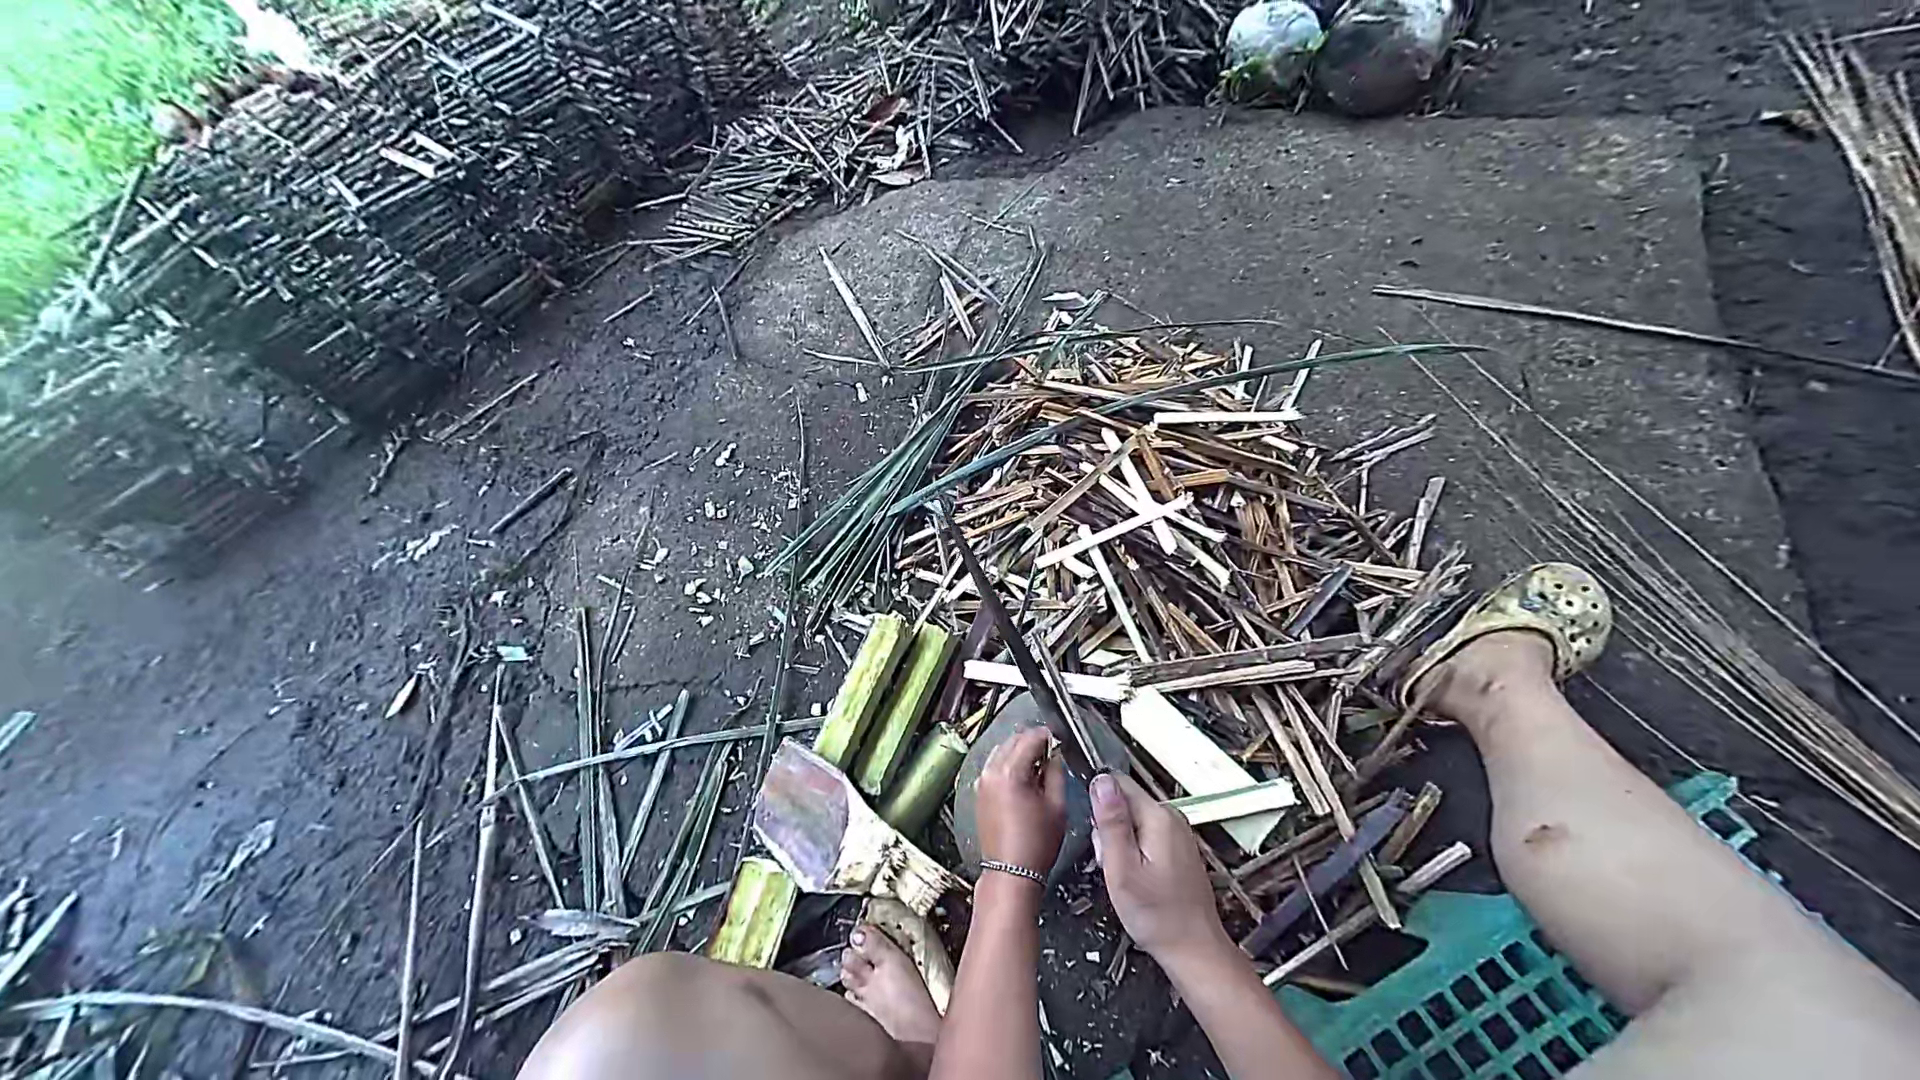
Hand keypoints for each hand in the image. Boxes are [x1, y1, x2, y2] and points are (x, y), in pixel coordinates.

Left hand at [976, 728, 1066, 876]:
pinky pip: (994, 767)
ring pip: (1001, 752)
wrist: (1011, 872)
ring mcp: (982, 783)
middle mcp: (991, 773)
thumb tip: (1054, 755)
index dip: (1046, 735)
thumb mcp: (1057, 805)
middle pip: (1012, 741)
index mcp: (1010, 773)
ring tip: (1038, 766)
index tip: (1056, 738)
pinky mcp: (980, 793)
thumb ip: (1056, 773)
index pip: (1029, 739)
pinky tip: (1023, 778)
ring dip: (1019, 752)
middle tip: (1050, 750)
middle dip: (1032, 741)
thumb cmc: (1034, 845)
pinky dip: (1008, 765)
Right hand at [1092, 772, 1231, 964]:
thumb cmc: (1158, 916)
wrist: (1194, 950)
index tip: (1100, 837)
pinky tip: (1138, 877)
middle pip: (1123, 802)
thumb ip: (1110, 821)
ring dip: (1120, 843)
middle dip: (1109, 828)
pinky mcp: (1177, 846)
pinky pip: (1144, 834)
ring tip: (1126, 875)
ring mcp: (1177, 832)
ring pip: (1131, 819)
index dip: (1099, 806)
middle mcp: (1171, 817)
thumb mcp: (1122, 868)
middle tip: (1113, 864)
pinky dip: (1134, 853)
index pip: (1116, 782)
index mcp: (1157, 817)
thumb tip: (1101, 779)